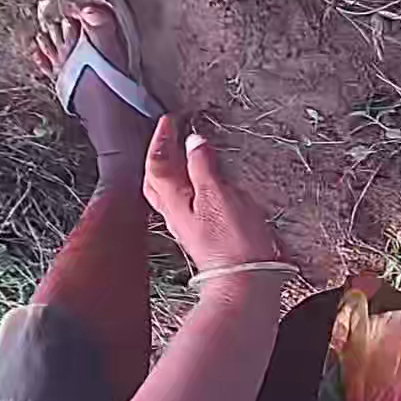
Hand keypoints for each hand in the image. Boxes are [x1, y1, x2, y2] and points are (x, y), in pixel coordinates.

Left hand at [143, 115, 280, 272]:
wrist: (244, 281)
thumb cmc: (233, 242)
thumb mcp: (219, 195)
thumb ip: (204, 166)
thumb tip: (194, 142)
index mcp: (174, 200)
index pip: (158, 163)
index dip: (162, 139)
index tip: (169, 120)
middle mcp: (175, 212)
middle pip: (156, 178)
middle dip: (160, 153)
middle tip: (170, 133)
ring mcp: (188, 223)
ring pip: (169, 189)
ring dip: (173, 167)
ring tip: (185, 152)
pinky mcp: (203, 231)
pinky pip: (187, 199)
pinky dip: (190, 181)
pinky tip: (204, 180)